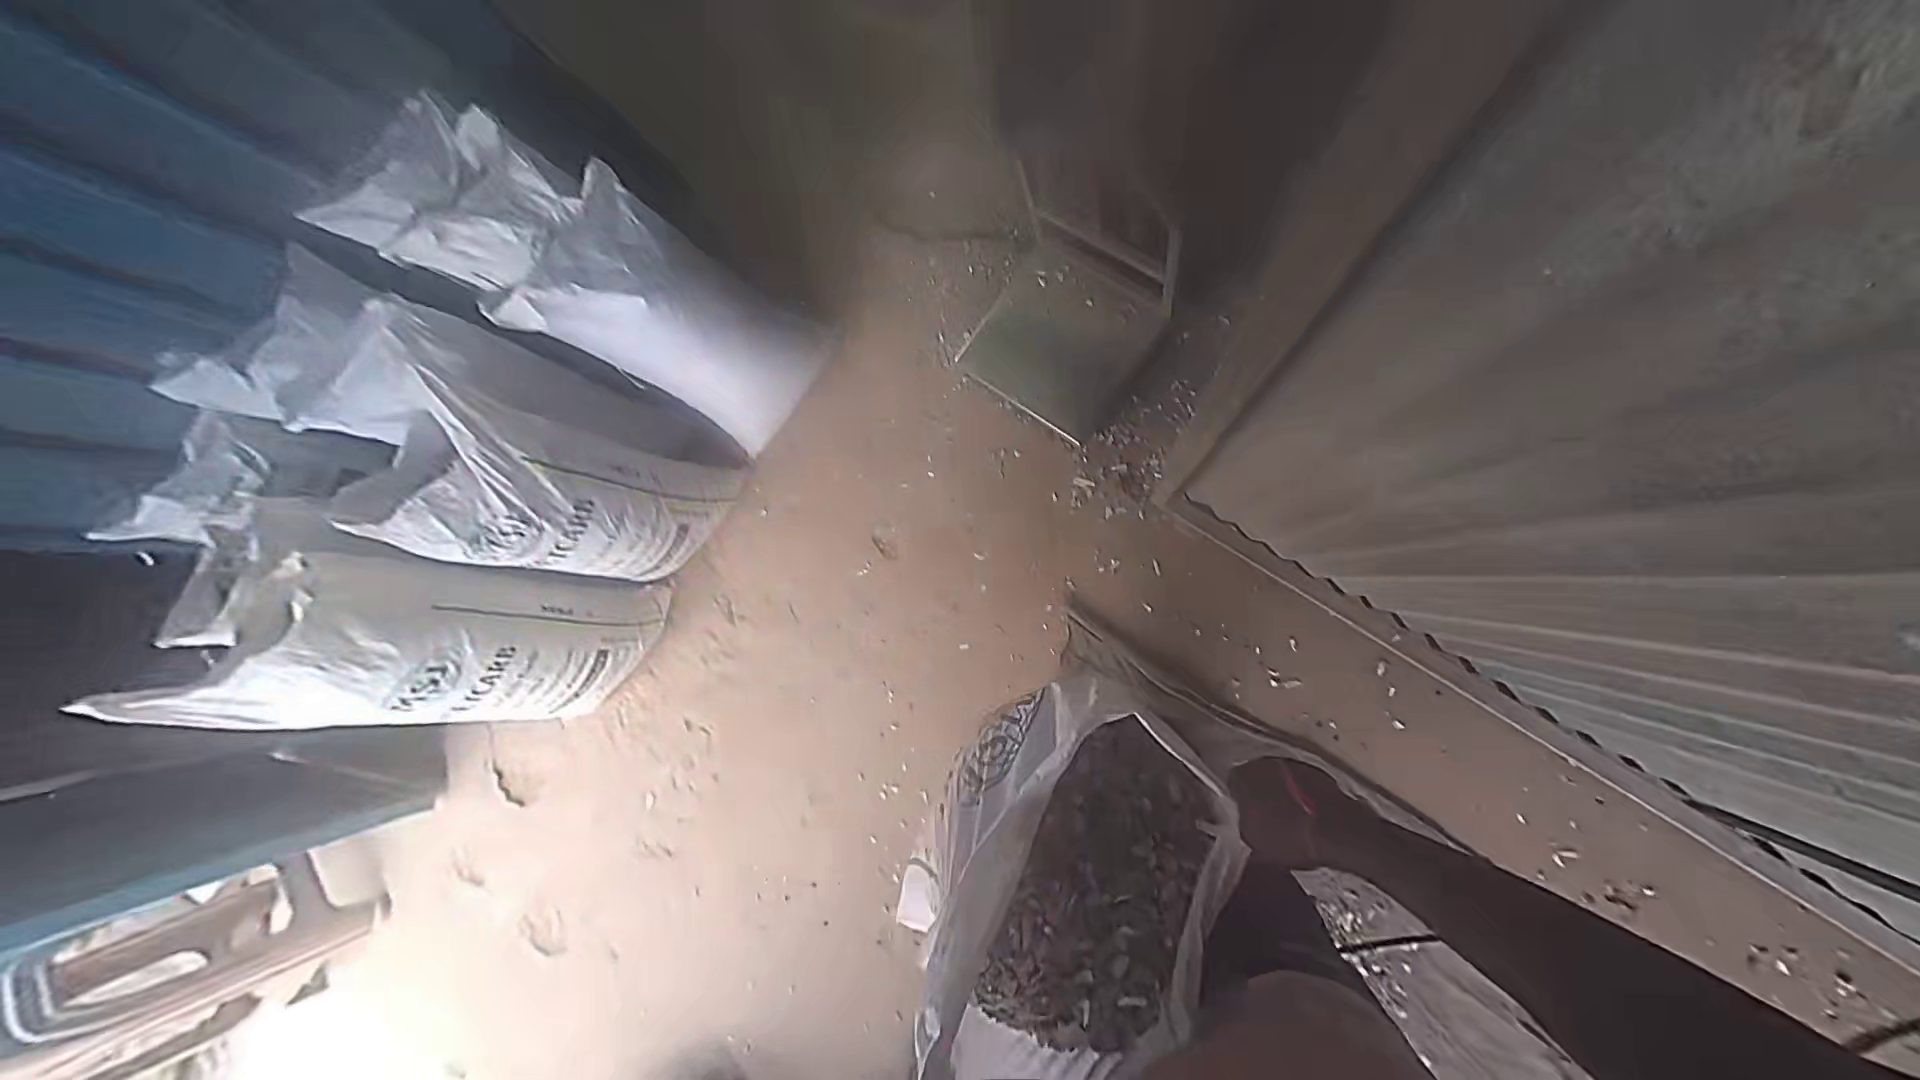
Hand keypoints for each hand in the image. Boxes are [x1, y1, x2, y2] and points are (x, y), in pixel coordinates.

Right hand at [1228, 758, 1379, 869]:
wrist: (1341, 833)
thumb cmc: (1292, 839)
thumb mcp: (1255, 845)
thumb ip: (1240, 828)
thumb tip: (1239, 825)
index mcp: (1242, 777)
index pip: (1231, 784)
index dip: (1237, 802)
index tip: (1245, 817)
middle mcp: (1263, 762)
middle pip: (1255, 777)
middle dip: (1259, 793)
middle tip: (1266, 818)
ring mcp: (1292, 764)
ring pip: (1278, 778)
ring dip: (1281, 792)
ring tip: (1290, 818)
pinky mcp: (1318, 772)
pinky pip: (1301, 782)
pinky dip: (1302, 794)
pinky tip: (1309, 815)